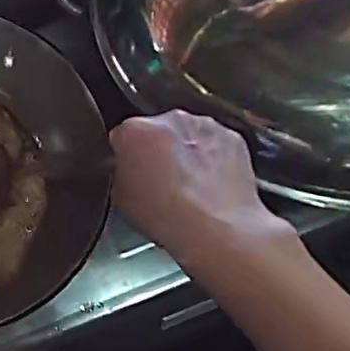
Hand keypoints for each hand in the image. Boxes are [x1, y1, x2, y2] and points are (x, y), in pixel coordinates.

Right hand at [110, 112, 295, 278]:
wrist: (215, 229)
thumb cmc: (168, 216)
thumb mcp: (119, 197)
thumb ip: (118, 171)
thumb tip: (123, 168)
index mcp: (135, 131)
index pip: (121, 136)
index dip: (124, 156)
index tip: (129, 172)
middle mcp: (170, 121)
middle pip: (155, 130)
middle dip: (155, 150)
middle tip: (157, 181)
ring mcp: (203, 127)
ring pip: (185, 134)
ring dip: (183, 152)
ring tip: (184, 186)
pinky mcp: (231, 138)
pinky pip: (214, 142)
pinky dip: (210, 157)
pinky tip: (206, 184)